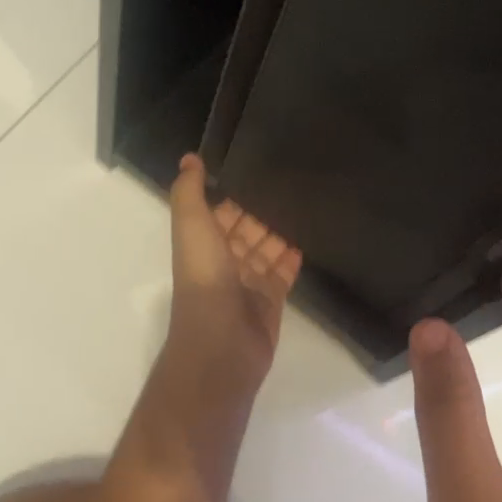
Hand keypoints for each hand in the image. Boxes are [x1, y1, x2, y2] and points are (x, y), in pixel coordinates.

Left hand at [167, 154, 302, 394]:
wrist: (223, 344)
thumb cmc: (205, 280)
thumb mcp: (192, 227)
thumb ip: (189, 192)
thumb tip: (189, 158)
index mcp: (203, 242)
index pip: (222, 211)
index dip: (236, 191)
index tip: (262, 163)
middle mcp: (225, 260)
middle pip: (247, 228)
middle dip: (264, 207)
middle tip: (295, 178)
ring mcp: (249, 281)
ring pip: (267, 247)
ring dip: (282, 227)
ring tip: (308, 199)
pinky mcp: (272, 299)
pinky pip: (285, 271)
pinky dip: (294, 254)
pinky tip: (312, 233)